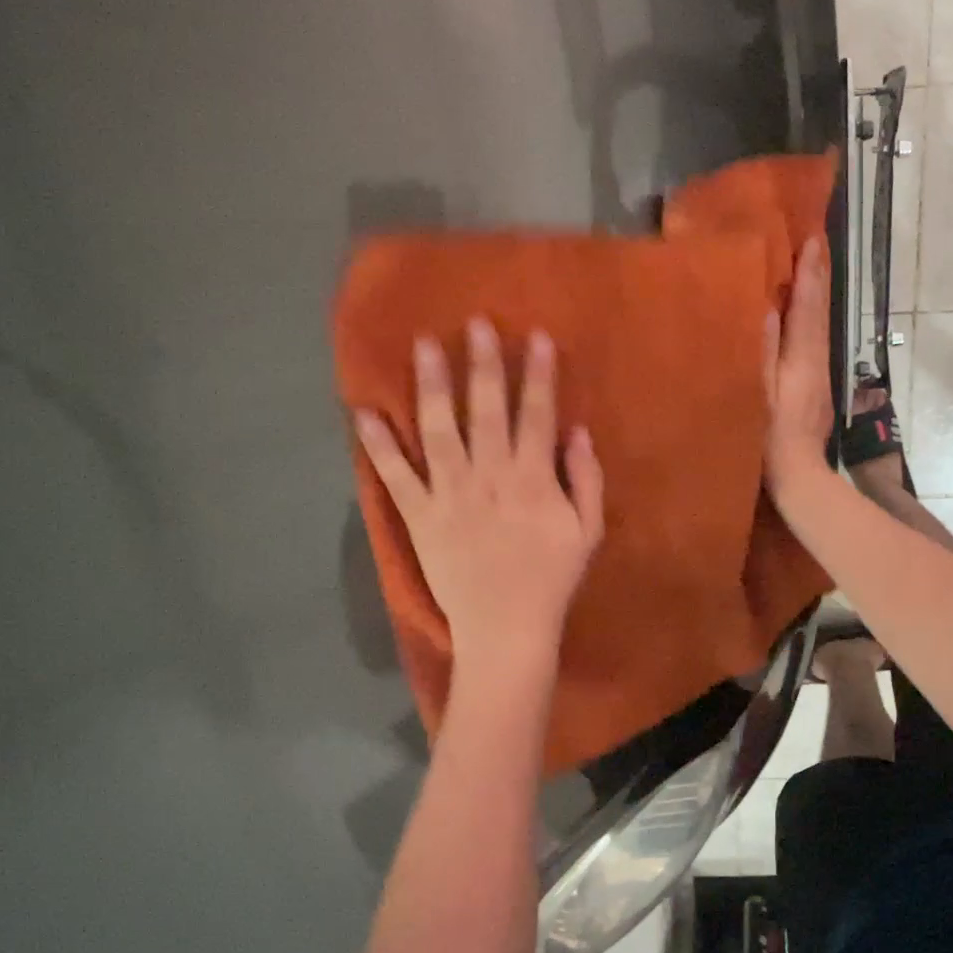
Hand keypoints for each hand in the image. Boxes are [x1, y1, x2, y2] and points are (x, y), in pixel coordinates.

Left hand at [355, 319, 604, 676]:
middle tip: (475, 323)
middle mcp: (489, 477)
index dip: (538, 374)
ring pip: (440, 430)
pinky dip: (379, 446)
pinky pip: (395, 477)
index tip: (536, 337)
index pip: (537, 414)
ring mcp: (450, 495)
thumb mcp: (588, 531)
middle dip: (483, 364)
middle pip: (486, 410)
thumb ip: (585, 479)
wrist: (506, 628)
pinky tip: (364, 413)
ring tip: (423, 346)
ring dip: (431, 387)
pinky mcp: (420, 516)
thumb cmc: (552, 578)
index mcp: (532, 479)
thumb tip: (577, 431)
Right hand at [763, 236, 835, 494]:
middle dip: (818, 276)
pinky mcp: (817, 388)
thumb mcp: (759, 395)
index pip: (808, 308)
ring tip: (810, 269)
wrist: (800, 477)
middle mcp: (818, 361)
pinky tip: (804, 317)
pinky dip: (812, 319)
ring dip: (816, 295)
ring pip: (820, 326)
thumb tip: (766, 311)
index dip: (808, 274)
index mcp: (803, 359)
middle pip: (820, 312)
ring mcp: (821, 375)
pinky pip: (815, 342)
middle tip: (814, 243)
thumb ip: (763, 354)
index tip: (810, 240)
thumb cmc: (771, 438)